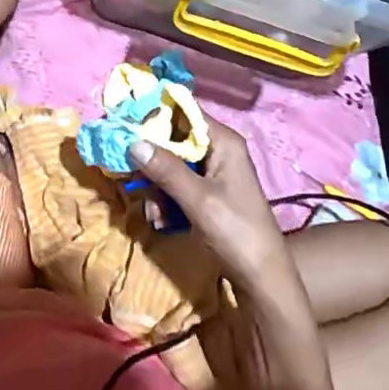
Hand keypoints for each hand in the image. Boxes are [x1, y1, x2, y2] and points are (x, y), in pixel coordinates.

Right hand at [129, 120, 295, 291]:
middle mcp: (218, 150)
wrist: (262, 278)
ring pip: (171, 165)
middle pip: (174, 139)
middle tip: (135, 181)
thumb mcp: (198, 200)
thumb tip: (134, 142)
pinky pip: (177, 185)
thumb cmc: (236, 232)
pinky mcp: (207, 194)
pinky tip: (162, 222)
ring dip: (157, 188)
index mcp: (223, 141)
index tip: (126, 124)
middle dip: (152, 161)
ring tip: (154, 213)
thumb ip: (167, 170)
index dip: (155, 113)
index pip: (185, 111)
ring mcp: (213, 173)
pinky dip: (166, 201)